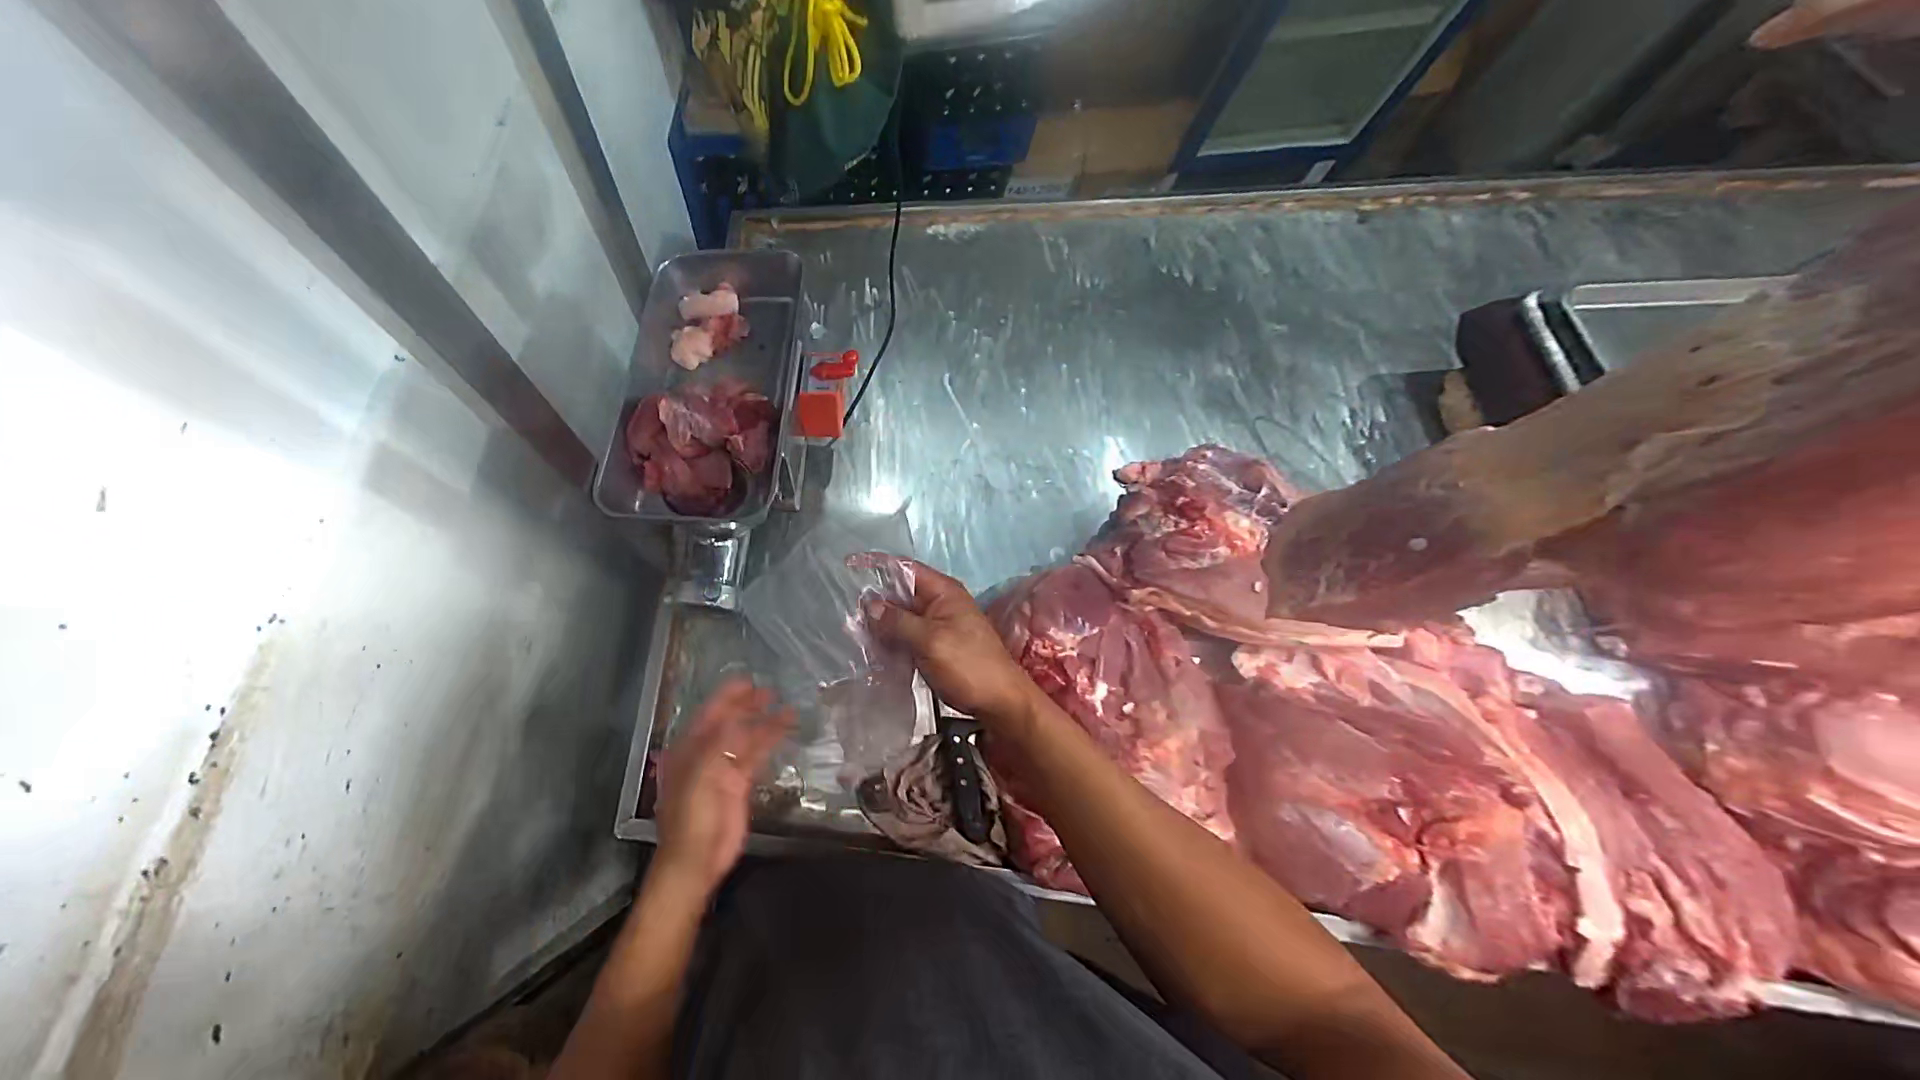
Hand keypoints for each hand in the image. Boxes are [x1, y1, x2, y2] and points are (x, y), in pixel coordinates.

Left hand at [652, 678, 792, 895]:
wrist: (696, 862)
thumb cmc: (690, 822)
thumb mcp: (698, 781)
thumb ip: (715, 748)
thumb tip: (734, 719)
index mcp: (688, 752)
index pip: (708, 716)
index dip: (726, 697)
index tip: (747, 681)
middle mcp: (705, 755)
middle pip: (729, 722)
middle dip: (747, 705)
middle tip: (771, 690)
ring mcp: (723, 770)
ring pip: (746, 738)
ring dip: (764, 721)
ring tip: (786, 706)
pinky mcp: (739, 784)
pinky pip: (756, 756)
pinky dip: (769, 741)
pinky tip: (784, 730)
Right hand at [863, 558, 1035, 722]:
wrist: (1000, 701)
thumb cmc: (968, 665)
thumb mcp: (930, 640)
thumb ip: (898, 621)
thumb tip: (869, 604)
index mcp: (943, 592)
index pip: (905, 568)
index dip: (878, 565)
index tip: (848, 565)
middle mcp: (940, 603)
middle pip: (901, 592)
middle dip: (873, 598)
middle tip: (841, 606)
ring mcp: (938, 626)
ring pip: (902, 617)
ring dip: (879, 622)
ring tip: (849, 627)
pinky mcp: (935, 647)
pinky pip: (907, 636)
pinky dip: (890, 640)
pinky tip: (869, 647)